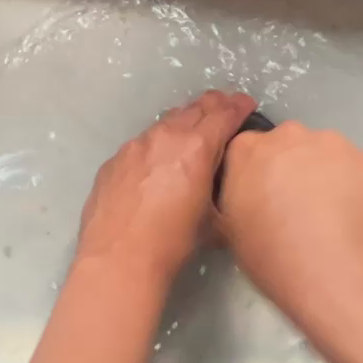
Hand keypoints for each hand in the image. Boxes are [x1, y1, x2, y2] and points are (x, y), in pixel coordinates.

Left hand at [75, 90, 256, 282]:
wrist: (118, 259)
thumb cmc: (172, 243)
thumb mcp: (211, 219)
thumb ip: (217, 190)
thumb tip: (218, 187)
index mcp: (196, 148)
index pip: (223, 114)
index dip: (238, 106)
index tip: (247, 103)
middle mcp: (166, 136)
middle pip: (195, 108)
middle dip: (214, 105)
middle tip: (225, 107)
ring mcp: (136, 144)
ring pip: (166, 122)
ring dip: (184, 122)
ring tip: (192, 131)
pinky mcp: (115, 159)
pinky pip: (142, 143)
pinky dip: (157, 145)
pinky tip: (156, 164)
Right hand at [215, 122, 362, 324]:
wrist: (343, 282)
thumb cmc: (278, 262)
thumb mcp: (234, 231)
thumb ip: (240, 196)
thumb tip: (253, 193)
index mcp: (248, 150)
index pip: (246, 151)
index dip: (255, 176)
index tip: (262, 200)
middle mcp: (290, 135)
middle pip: (287, 145)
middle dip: (290, 168)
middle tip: (297, 208)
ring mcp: (333, 144)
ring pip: (325, 154)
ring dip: (324, 175)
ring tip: (332, 218)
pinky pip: (357, 170)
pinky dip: (356, 187)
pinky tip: (357, 220)